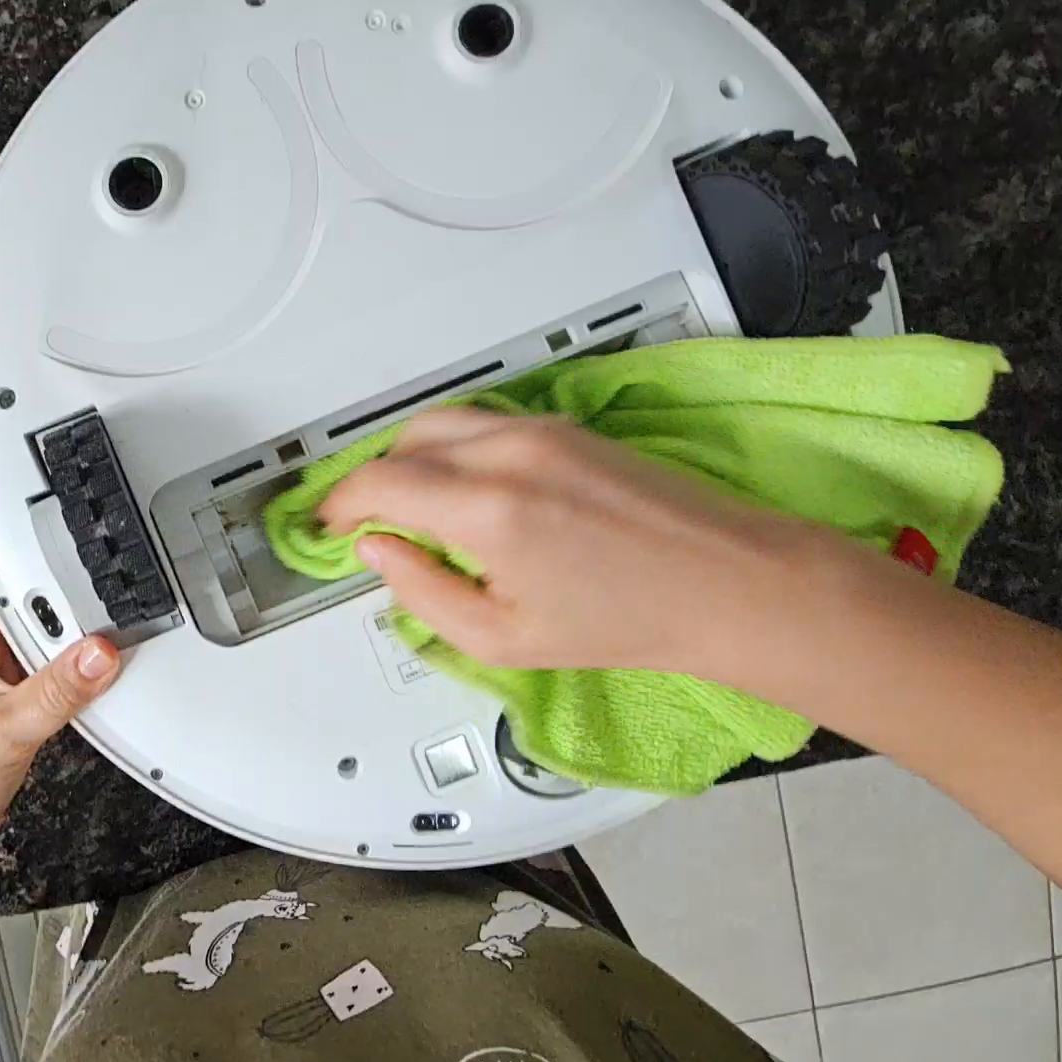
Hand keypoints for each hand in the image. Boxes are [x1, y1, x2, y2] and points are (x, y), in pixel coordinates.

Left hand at [0, 537, 121, 852]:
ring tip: (79, 612)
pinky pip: (27, 652)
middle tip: (68, 570)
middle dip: (29, 574)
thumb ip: (59, 690)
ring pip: (11, 620)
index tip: (20, 517)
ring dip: (44, 614)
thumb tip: (100, 650)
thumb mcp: (9, 730)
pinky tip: (75, 656)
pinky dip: (51, 647)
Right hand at [320, 411, 844, 679]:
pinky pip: (477, 422)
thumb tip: (377, 550)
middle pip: (400, 443)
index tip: (329, 525)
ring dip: (406, 460)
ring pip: (436, 424)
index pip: (377, 483)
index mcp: (486, 509)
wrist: (732, 583)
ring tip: (409, 506)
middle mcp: (507, 453)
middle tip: (366, 521)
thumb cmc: (622, 623)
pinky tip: (459, 488)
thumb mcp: (498, 638)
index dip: (339, 504)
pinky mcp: (562, 426)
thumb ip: (419, 591)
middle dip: (370, 481)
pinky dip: (446, 448)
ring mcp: (538, 430)